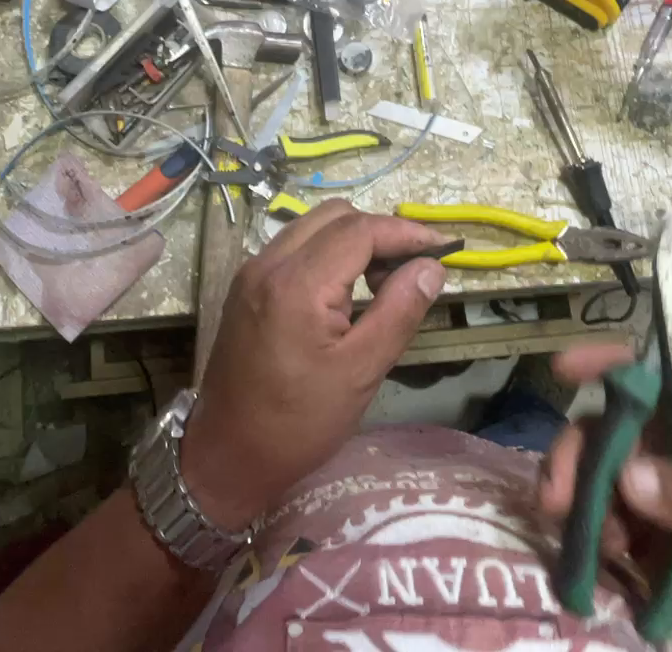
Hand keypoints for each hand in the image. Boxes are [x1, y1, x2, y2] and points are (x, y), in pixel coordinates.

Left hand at [180, 201, 453, 530]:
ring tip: (384, 281)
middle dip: (380, 232)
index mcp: (296, 283)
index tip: (444, 248)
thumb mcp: (361, 372)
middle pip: (335, 216)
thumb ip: (399, 310)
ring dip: (353, 240)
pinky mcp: (246, 286)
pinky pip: (294, 247)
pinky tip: (347, 290)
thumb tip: (430, 266)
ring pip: (313, 226)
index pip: (360, 230)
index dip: (406, 232)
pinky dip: (328, 253)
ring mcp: (252, 272)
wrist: (227, 455)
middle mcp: (268, 263)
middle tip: (412, 269)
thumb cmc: (298, 423)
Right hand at [539, 344, 671, 651]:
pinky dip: (575, 531)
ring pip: (586, 474)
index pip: (651, 386)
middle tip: (556, 499)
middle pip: (602, 432)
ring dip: (570, 498)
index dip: (606, 366)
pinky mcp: (629, 538)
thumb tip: (628, 474)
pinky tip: (587, 557)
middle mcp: (664, 459)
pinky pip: (587, 518)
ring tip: (577, 538)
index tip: (563, 370)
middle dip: (572, 456)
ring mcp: (644, 500)